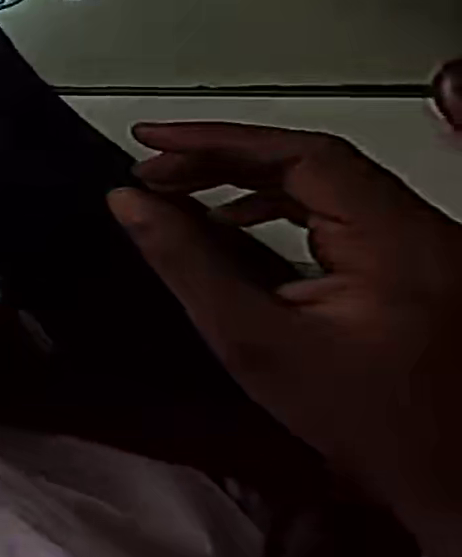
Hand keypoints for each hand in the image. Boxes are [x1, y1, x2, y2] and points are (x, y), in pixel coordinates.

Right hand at [107, 122, 461, 556]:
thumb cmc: (360, 418)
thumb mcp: (251, 338)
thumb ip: (184, 260)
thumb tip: (125, 199)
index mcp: (401, 248)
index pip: (306, 157)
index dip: (218, 138)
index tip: (146, 138)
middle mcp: (429, 236)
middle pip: (314, 163)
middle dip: (220, 157)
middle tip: (147, 171)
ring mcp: (432, 251)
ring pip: (325, 183)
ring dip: (241, 177)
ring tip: (173, 189)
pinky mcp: (423, 267)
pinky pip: (339, 210)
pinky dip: (272, 201)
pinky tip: (229, 219)